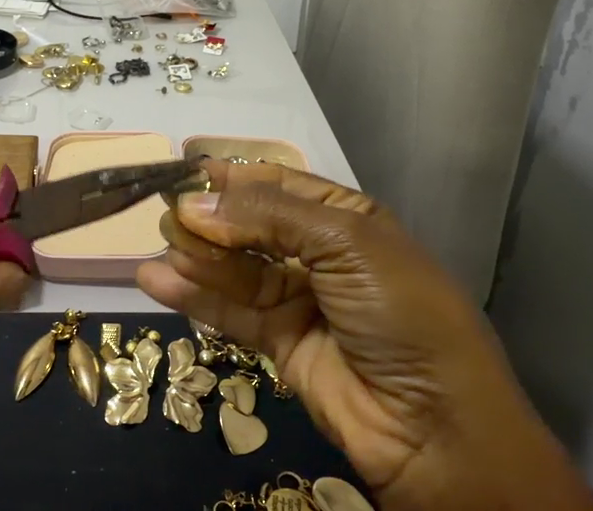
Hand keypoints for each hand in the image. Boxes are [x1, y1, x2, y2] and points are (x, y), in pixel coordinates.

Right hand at [137, 161, 592, 510]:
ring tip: (159, 246)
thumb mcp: (344, 244)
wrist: (437, 424)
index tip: (186, 169)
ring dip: (197, 256)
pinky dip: (194, 296)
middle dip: (211, 218)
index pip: (279, 183)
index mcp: (346, 217)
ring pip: (236, 268)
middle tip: (167, 213)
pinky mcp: (279, 344)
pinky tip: (156, 279)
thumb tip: (194, 204)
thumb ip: (267, 218)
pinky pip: (231, 311)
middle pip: (252, 225)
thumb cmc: (400, 309)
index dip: (234, 176)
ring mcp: (299, 300)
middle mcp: (319, 253)